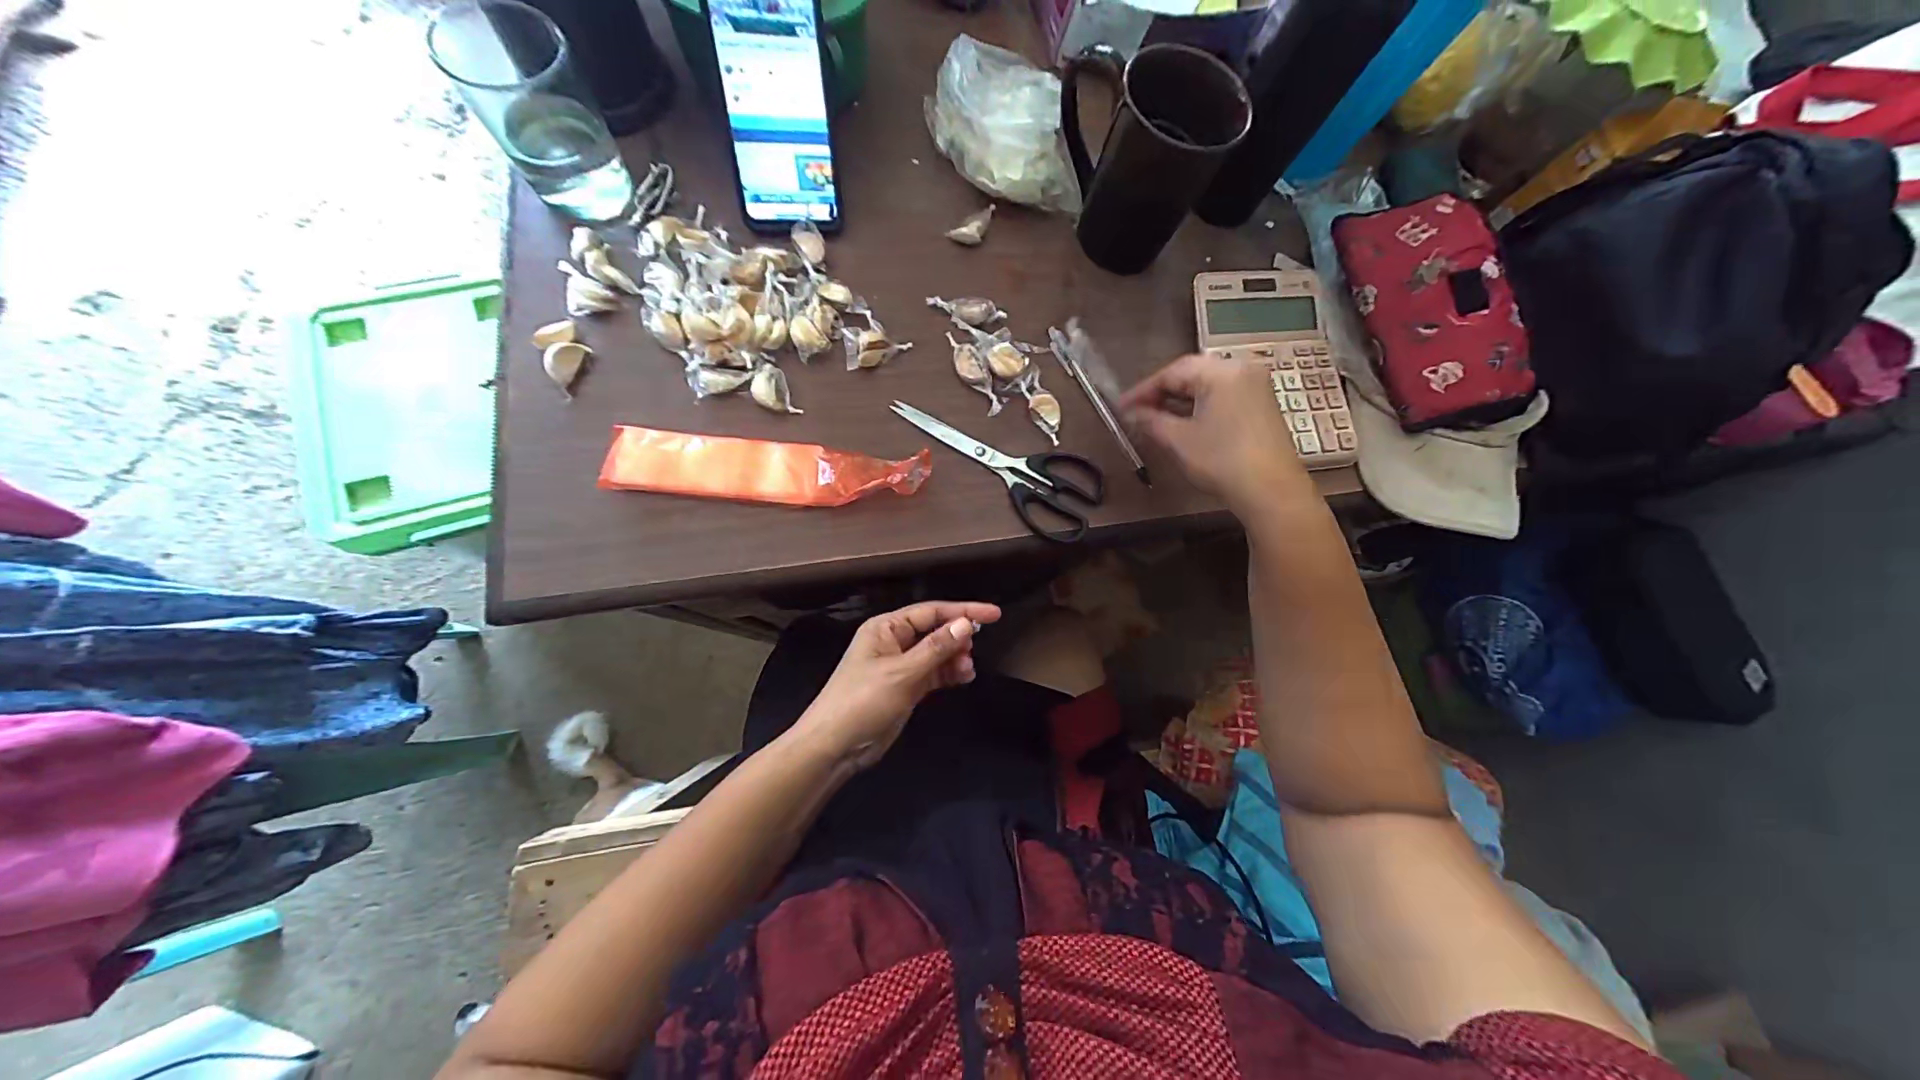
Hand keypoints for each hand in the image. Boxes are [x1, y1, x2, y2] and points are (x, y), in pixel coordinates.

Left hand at [789, 601, 1001, 769]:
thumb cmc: (861, 702)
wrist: (835, 745)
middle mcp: (893, 642)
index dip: (963, 610)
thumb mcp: (902, 673)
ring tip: (968, 669)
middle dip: (958, 637)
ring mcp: (899, 666)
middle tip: (977, 647)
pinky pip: (933, 674)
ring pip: (936, 654)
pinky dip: (948, 674)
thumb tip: (966, 625)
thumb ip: (936, 648)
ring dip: (955, 658)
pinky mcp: (904, 688)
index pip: (931, 611)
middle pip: (935, 630)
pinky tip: (963, 677)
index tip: (993, 614)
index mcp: (885, 628)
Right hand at [1119, 351, 1307, 511]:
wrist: (1271, 491)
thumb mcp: (1178, 440)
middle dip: (1161, 394)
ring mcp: (1256, 388)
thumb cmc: (1221, 461)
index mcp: (1221, 371)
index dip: (1143, 390)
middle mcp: (1242, 370)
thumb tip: (1131, 413)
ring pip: (1208, 387)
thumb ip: (1150, 420)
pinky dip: (1200, 407)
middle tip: (1136, 412)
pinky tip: (1184, 424)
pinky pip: (1223, 397)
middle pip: (1192, 375)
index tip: (1121, 407)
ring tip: (1155, 420)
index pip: (1172, 372)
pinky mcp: (1262, 406)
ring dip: (1180, 401)